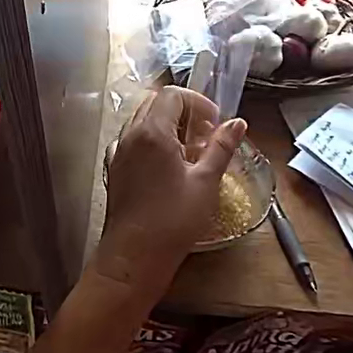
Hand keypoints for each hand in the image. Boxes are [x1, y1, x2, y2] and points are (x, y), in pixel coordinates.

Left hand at [94, 88, 246, 301]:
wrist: (134, 257)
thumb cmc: (173, 220)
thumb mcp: (205, 182)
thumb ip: (221, 147)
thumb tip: (237, 123)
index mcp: (153, 132)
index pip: (172, 95)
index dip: (197, 102)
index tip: (213, 124)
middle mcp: (130, 135)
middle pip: (155, 103)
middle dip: (182, 112)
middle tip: (204, 137)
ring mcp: (118, 152)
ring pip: (142, 121)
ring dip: (166, 126)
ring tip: (188, 152)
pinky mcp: (114, 170)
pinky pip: (132, 141)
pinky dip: (150, 142)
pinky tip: (165, 166)